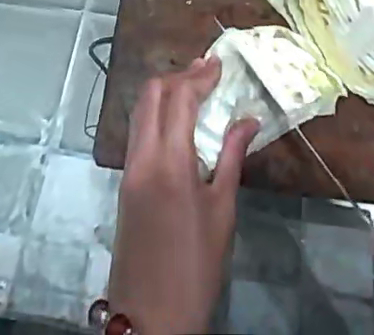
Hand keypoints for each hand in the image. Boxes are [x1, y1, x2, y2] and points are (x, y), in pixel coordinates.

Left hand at [108, 56, 260, 334]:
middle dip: (179, 76)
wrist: (151, 314)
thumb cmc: (196, 264)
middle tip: (207, 72)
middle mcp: (142, 156)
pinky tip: (179, 119)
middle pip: (151, 94)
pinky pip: (138, 130)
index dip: (199, 76)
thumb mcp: (222, 209)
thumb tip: (248, 119)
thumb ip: (231, 156)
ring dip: (165, 92)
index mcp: (169, 162)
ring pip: (140, 110)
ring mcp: (129, 168)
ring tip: (195, 87)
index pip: (179, 99)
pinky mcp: (125, 180)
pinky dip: (157, 113)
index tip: (219, 63)